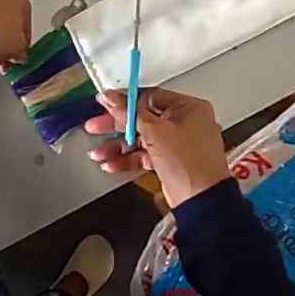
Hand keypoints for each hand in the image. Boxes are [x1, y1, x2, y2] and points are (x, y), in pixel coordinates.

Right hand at [84, 86, 230, 205]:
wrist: (200, 199)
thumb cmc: (187, 161)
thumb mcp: (154, 130)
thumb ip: (129, 112)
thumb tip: (110, 96)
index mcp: (187, 108)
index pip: (149, 96)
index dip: (124, 100)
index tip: (104, 103)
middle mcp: (184, 123)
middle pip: (141, 118)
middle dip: (115, 126)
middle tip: (95, 127)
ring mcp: (176, 143)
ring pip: (139, 139)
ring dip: (117, 146)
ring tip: (97, 153)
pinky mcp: (169, 160)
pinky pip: (143, 154)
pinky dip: (127, 159)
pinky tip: (110, 165)